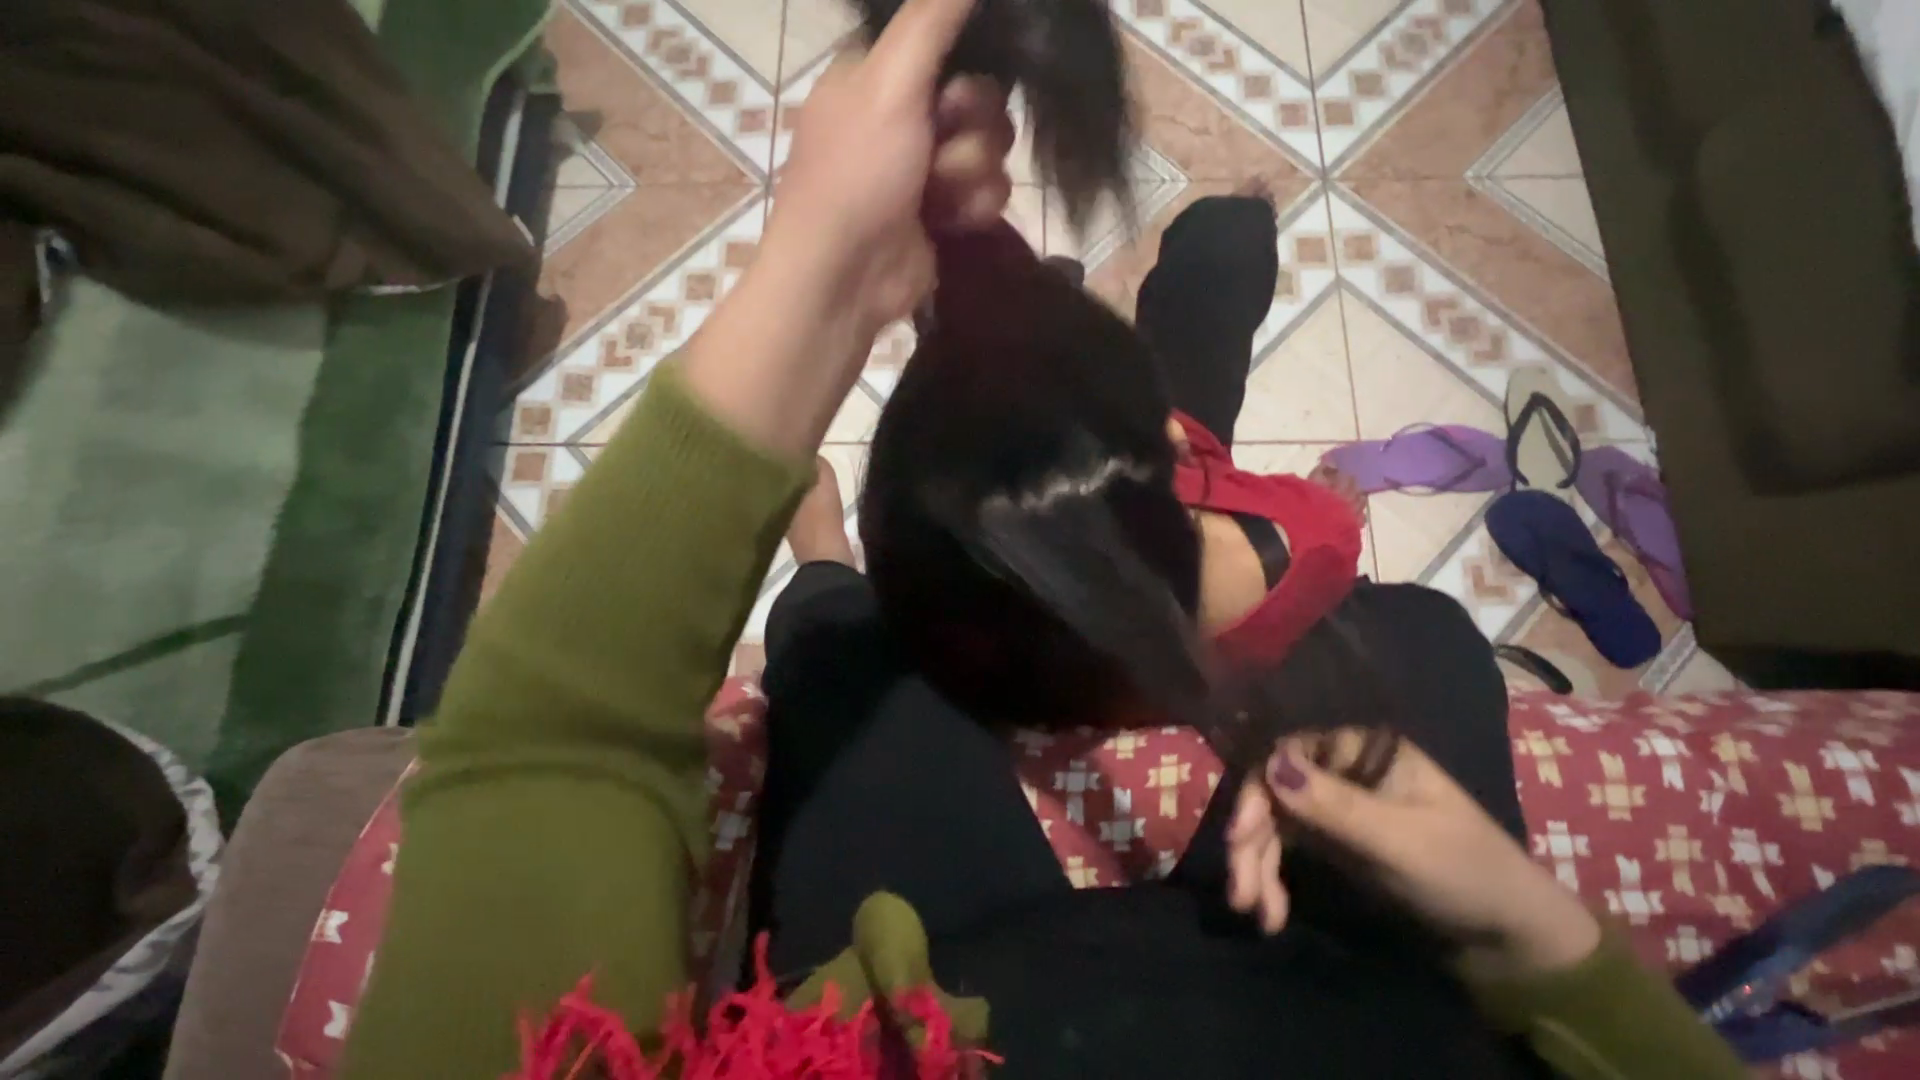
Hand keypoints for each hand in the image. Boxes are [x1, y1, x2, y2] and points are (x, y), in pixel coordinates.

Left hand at [681, 0, 1011, 458]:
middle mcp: (905, 118)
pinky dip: (972, 208)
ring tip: (935, 197)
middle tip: (936, 149)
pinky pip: (989, 193)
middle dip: (970, 129)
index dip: (961, 71)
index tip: (948, 92)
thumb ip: (931, 21)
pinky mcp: (945, 214)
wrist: (846, 279)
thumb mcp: (887, 83)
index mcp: (879, 76)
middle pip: (982, 98)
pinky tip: (947, 222)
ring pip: (992, 148)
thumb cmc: (856, 176)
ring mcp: (926, 169)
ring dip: (970, 174)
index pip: (950, 46)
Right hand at [1226, 731, 1601, 978]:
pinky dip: (1273, 877)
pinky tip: (1271, 912)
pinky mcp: (1332, 840)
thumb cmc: (1465, 874)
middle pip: (1273, 792)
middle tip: (1242, 893)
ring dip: (1258, 865)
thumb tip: (1270, 762)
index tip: (1240, 837)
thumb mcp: (1399, 841)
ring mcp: (1334, 805)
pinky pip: (1285, 849)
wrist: (1508, 937)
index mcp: (1364, 752)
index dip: (1257, 793)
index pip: (1289, 756)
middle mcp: (1342, 770)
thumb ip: (1334, 804)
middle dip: (1252, 842)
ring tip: (1255, 913)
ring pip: (1273, 823)